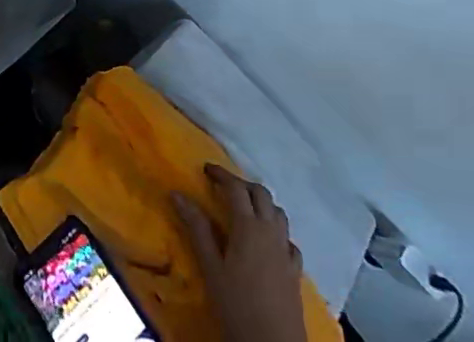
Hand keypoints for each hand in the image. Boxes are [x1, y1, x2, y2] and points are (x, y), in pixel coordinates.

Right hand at [173, 163, 305, 341]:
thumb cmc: (236, 305)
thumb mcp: (211, 267)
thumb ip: (196, 228)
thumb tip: (178, 194)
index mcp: (249, 226)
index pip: (236, 189)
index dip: (221, 175)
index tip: (206, 169)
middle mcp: (271, 231)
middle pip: (261, 194)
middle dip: (242, 184)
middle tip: (222, 186)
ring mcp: (286, 251)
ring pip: (278, 213)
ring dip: (262, 203)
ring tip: (244, 208)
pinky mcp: (295, 271)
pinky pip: (288, 239)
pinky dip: (276, 230)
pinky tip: (268, 242)